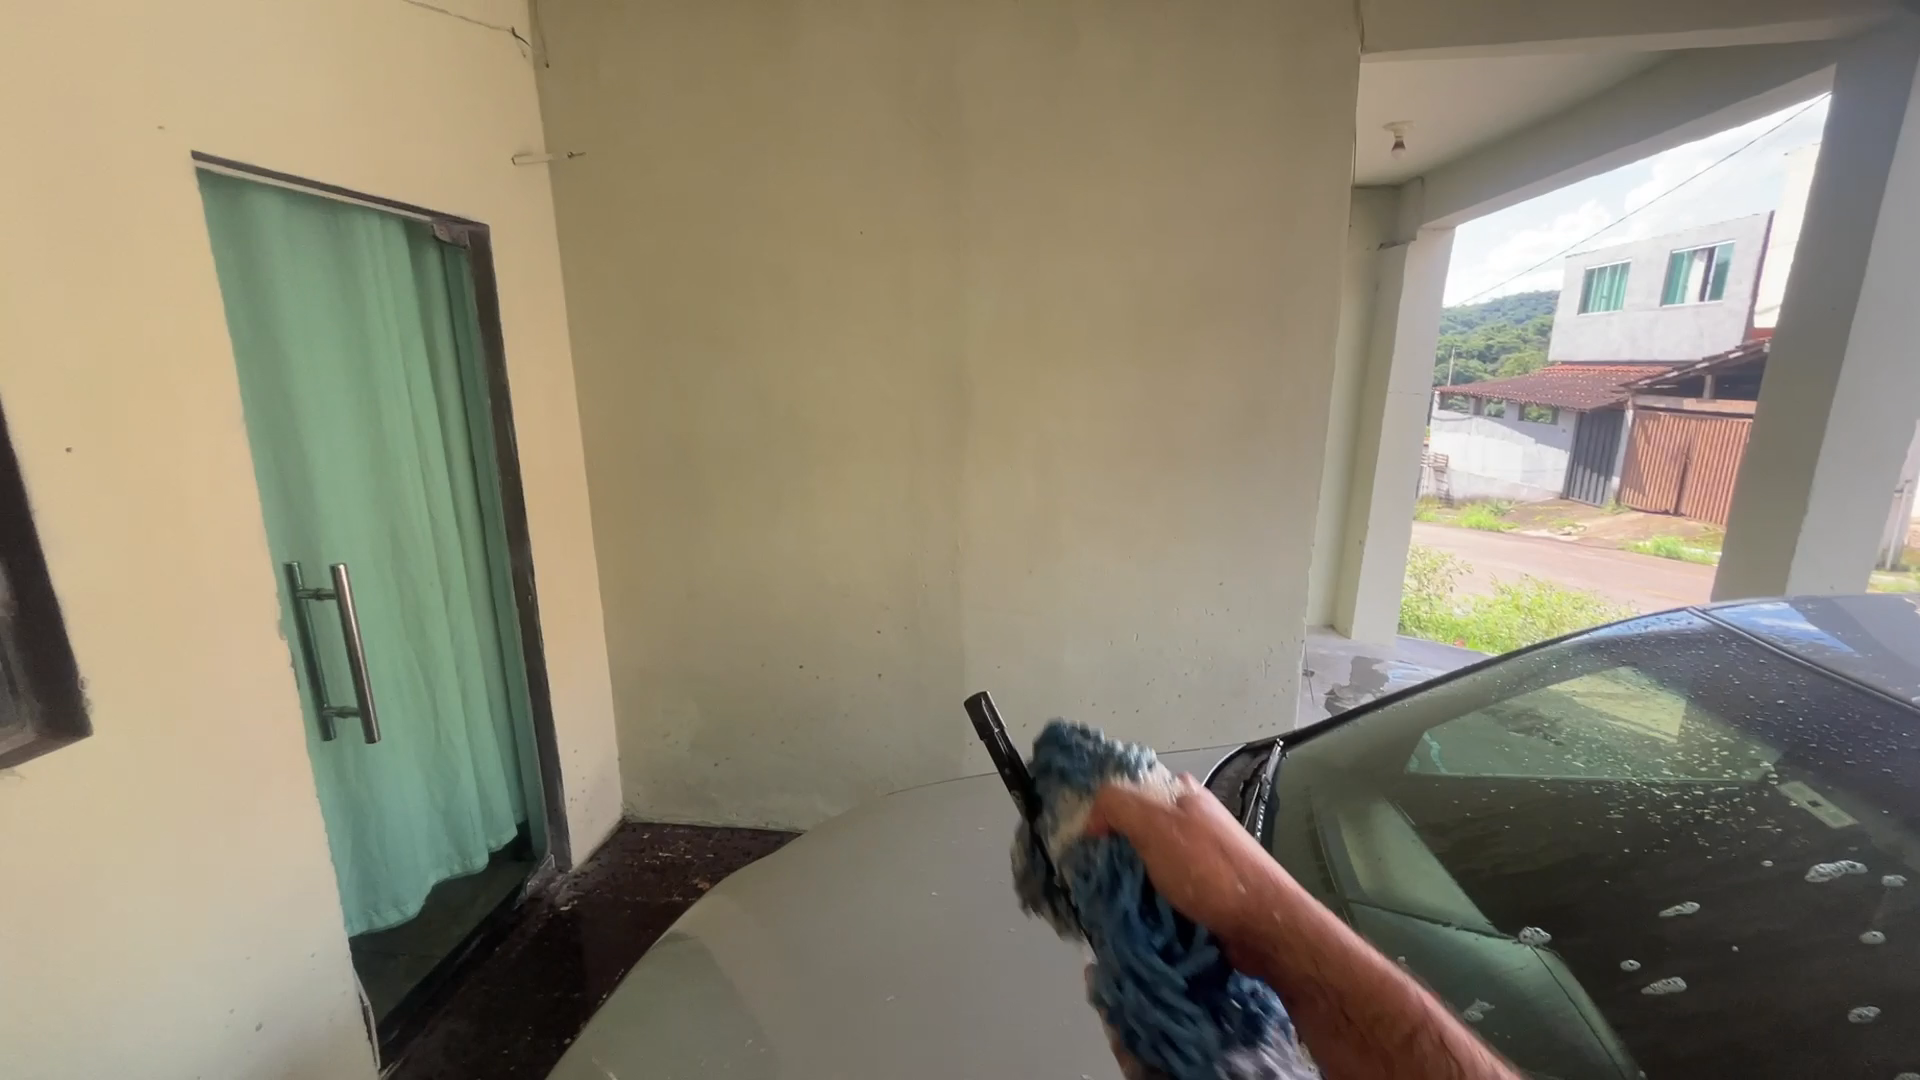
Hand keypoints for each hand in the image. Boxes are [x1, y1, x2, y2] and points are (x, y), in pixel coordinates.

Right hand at [1083, 773, 1283, 947]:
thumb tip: (1092, 821)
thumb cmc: (1208, 869)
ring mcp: (1199, 851)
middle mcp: (1190, 815)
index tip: (1087, 843)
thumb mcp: (1154, 824)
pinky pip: (1163, 884)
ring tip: (1113, 899)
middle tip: (1096, 875)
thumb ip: (1115, 805)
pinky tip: (1137, 912)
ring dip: (1130, 878)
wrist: (1266, 926)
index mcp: (1180, 790)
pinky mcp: (1206, 885)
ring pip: (1147, 857)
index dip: (1103, 811)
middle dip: (1114, 849)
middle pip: (1134, 825)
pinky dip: (1148, 896)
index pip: (1126, 789)